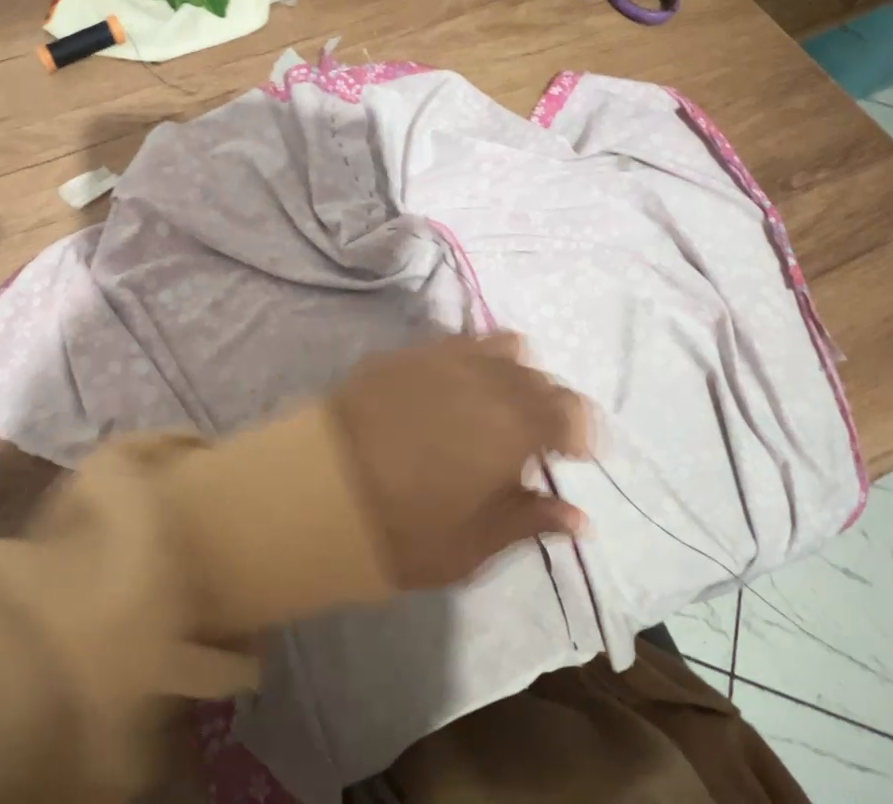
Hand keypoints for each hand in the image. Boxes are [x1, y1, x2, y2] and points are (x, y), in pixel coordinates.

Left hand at [329, 332, 592, 589]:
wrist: (311, 493)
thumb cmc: (400, 531)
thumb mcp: (472, 546)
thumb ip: (529, 521)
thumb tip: (579, 517)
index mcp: (514, 426)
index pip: (571, 412)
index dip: (580, 433)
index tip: (574, 456)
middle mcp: (485, 379)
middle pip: (538, 377)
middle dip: (547, 405)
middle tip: (533, 440)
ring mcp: (441, 358)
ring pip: (499, 349)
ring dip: (512, 375)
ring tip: (496, 409)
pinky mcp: (402, 354)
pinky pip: (454, 345)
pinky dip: (470, 363)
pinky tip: (454, 392)